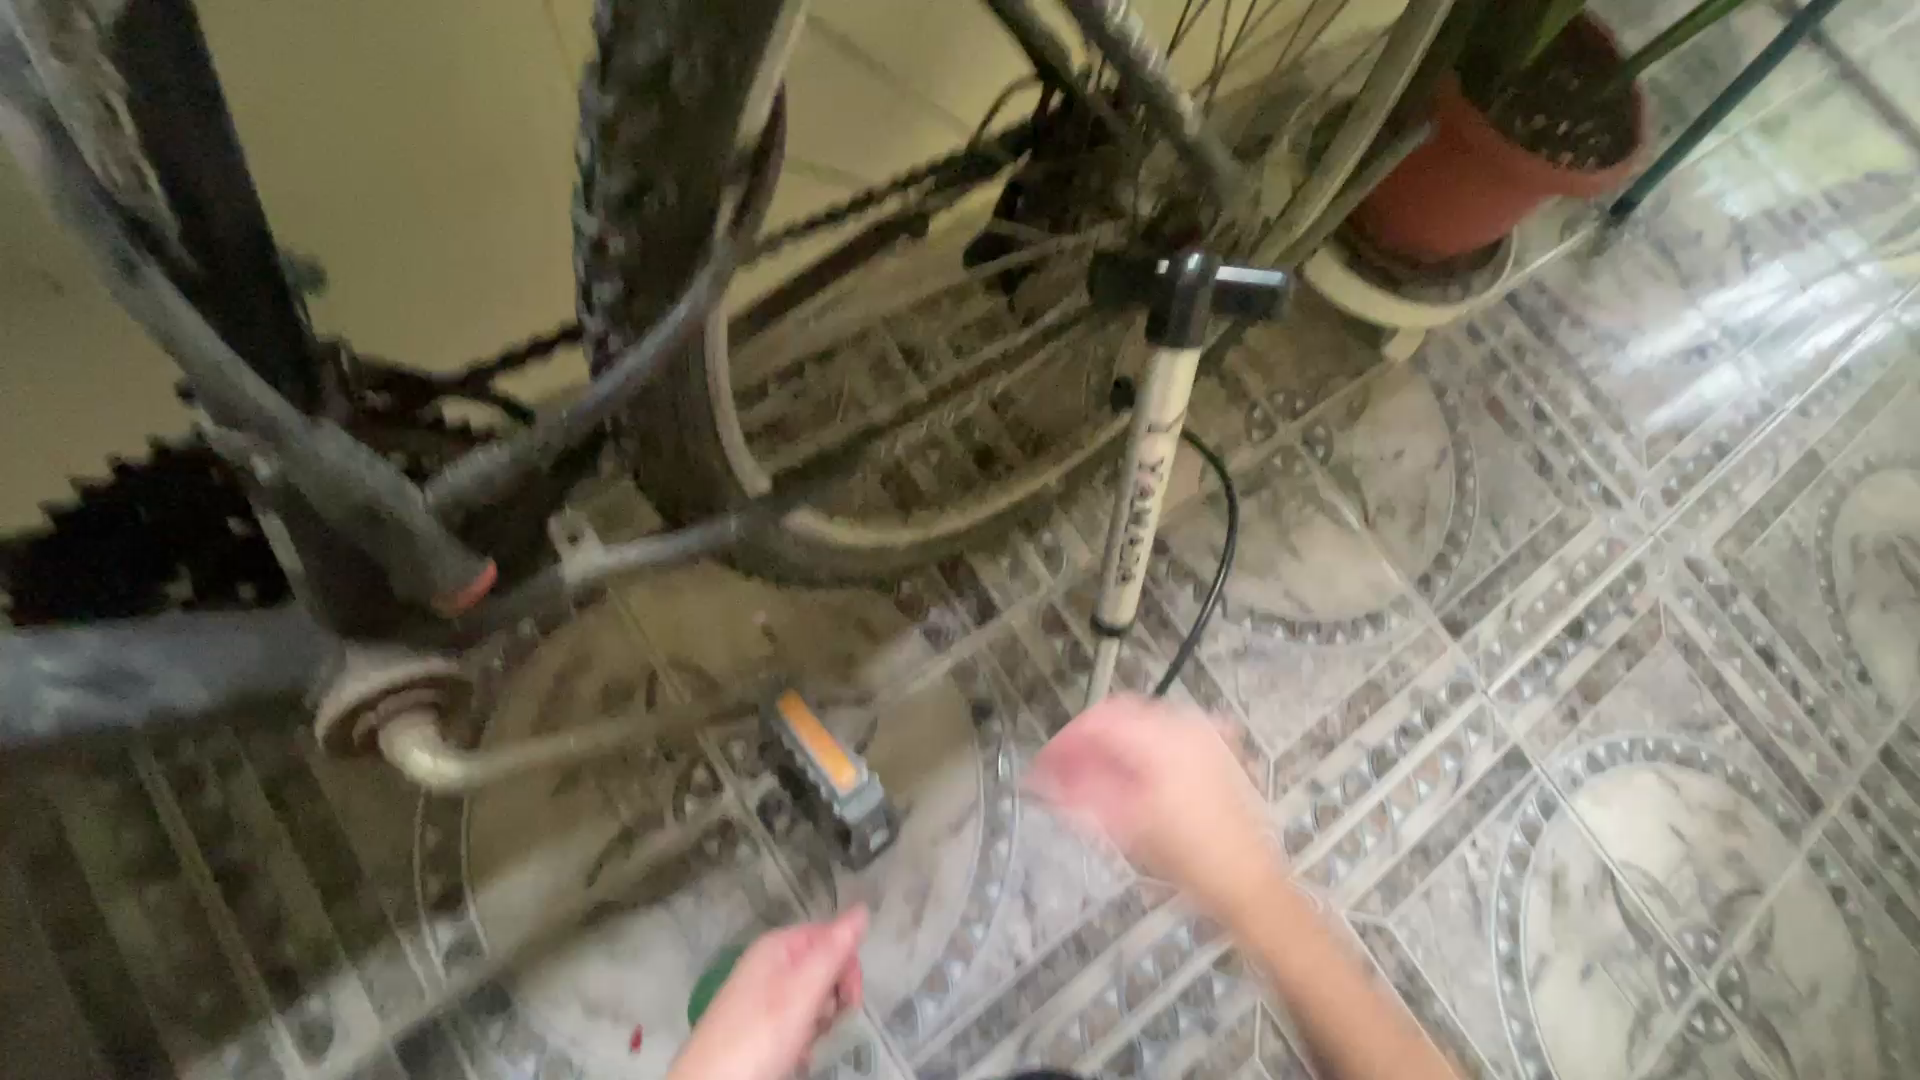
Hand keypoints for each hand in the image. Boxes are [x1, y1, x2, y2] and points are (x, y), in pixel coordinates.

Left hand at [669, 907, 867, 1079]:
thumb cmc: (759, 1037)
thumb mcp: (803, 991)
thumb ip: (834, 949)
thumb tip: (863, 908)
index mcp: (778, 946)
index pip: (831, 936)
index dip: (848, 966)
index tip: (851, 1002)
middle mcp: (769, 964)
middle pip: (823, 967)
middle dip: (834, 998)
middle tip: (826, 1026)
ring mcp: (761, 997)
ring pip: (812, 998)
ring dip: (819, 1022)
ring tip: (805, 1046)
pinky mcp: (758, 1027)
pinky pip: (795, 1022)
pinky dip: (802, 1039)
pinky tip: (795, 1057)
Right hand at [1027, 695, 1284, 921]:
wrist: (1250, 883)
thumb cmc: (1189, 858)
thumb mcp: (1127, 826)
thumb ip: (1081, 793)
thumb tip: (1043, 778)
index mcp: (1160, 738)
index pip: (1098, 720)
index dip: (1065, 741)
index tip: (1044, 766)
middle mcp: (1183, 724)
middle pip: (1118, 716)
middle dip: (1087, 741)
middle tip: (1063, 772)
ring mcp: (1203, 735)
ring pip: (1141, 722)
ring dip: (1112, 743)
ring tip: (1093, 777)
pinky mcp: (1215, 749)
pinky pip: (1166, 733)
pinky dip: (1140, 747)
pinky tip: (1132, 774)